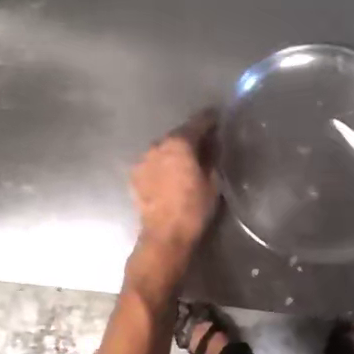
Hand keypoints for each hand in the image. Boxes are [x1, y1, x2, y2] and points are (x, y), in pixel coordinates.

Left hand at [130, 110, 218, 256]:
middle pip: (178, 134)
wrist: (164, 235)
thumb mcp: (213, 181)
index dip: (210, 119)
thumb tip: (212, 144)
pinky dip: (163, 163)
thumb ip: (212, 157)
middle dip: (192, 137)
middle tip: (205, 144)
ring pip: (164, 148)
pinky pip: (153, 162)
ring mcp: (143, 159)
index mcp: (179, 142)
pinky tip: (171, 174)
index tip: (218, 118)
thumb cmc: (194, 207)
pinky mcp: (135, 175)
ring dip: (175, 151)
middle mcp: (157, 145)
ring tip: (187, 161)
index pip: (198, 122)